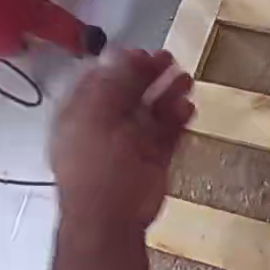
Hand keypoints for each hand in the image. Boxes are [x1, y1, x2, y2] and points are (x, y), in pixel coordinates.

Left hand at [49, 48, 194, 233]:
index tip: (141, 52)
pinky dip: (178, 119)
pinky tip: (187, 107)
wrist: (112, 217)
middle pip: (129, 93)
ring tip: (187, 80)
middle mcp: (105, 125)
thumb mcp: (98, 119)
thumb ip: (113, 87)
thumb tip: (124, 56)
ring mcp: (131, 142)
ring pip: (152, 111)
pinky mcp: (154, 157)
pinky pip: (168, 133)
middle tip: (170, 59)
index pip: (99, 81)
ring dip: (168, 94)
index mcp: (81, 114)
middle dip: (149, 75)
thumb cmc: (97, 167)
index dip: (119, 64)